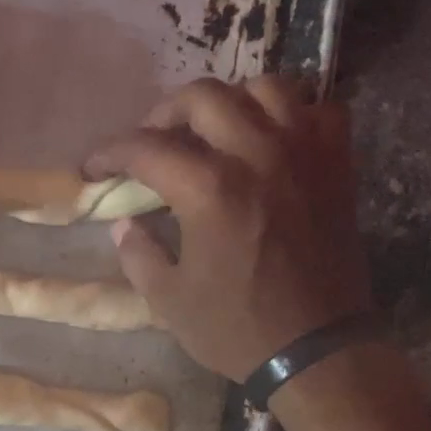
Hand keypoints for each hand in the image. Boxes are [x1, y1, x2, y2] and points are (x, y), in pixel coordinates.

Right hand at [86, 77, 370, 380]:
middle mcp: (258, 154)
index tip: (93, 169)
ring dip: (227, 102)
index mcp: (208, 190)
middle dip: (163, 115)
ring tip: (209, 131)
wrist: (315, 344)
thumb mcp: (167, 297)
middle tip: (148, 143)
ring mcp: (305, 152)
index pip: (146, 148)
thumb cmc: (232, 325)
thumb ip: (139, 251)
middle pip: (204, 97)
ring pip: (264, 86)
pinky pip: (315, 107)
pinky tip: (264, 138)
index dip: (110, 153)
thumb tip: (125, 223)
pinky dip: (285, 111)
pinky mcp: (337, 162)